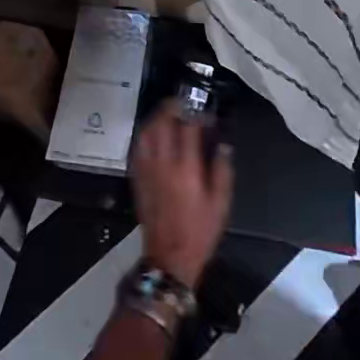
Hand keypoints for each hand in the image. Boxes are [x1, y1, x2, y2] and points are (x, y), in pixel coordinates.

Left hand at [129, 100, 232, 286]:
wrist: (169, 255)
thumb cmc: (200, 230)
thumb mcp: (221, 202)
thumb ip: (222, 169)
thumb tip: (223, 144)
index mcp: (186, 169)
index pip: (188, 128)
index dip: (196, 113)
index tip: (204, 109)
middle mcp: (163, 163)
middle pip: (161, 123)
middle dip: (171, 107)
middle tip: (182, 103)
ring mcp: (146, 169)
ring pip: (145, 132)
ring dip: (155, 117)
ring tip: (167, 113)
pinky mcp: (137, 177)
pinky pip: (137, 147)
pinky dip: (145, 134)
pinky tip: (154, 133)